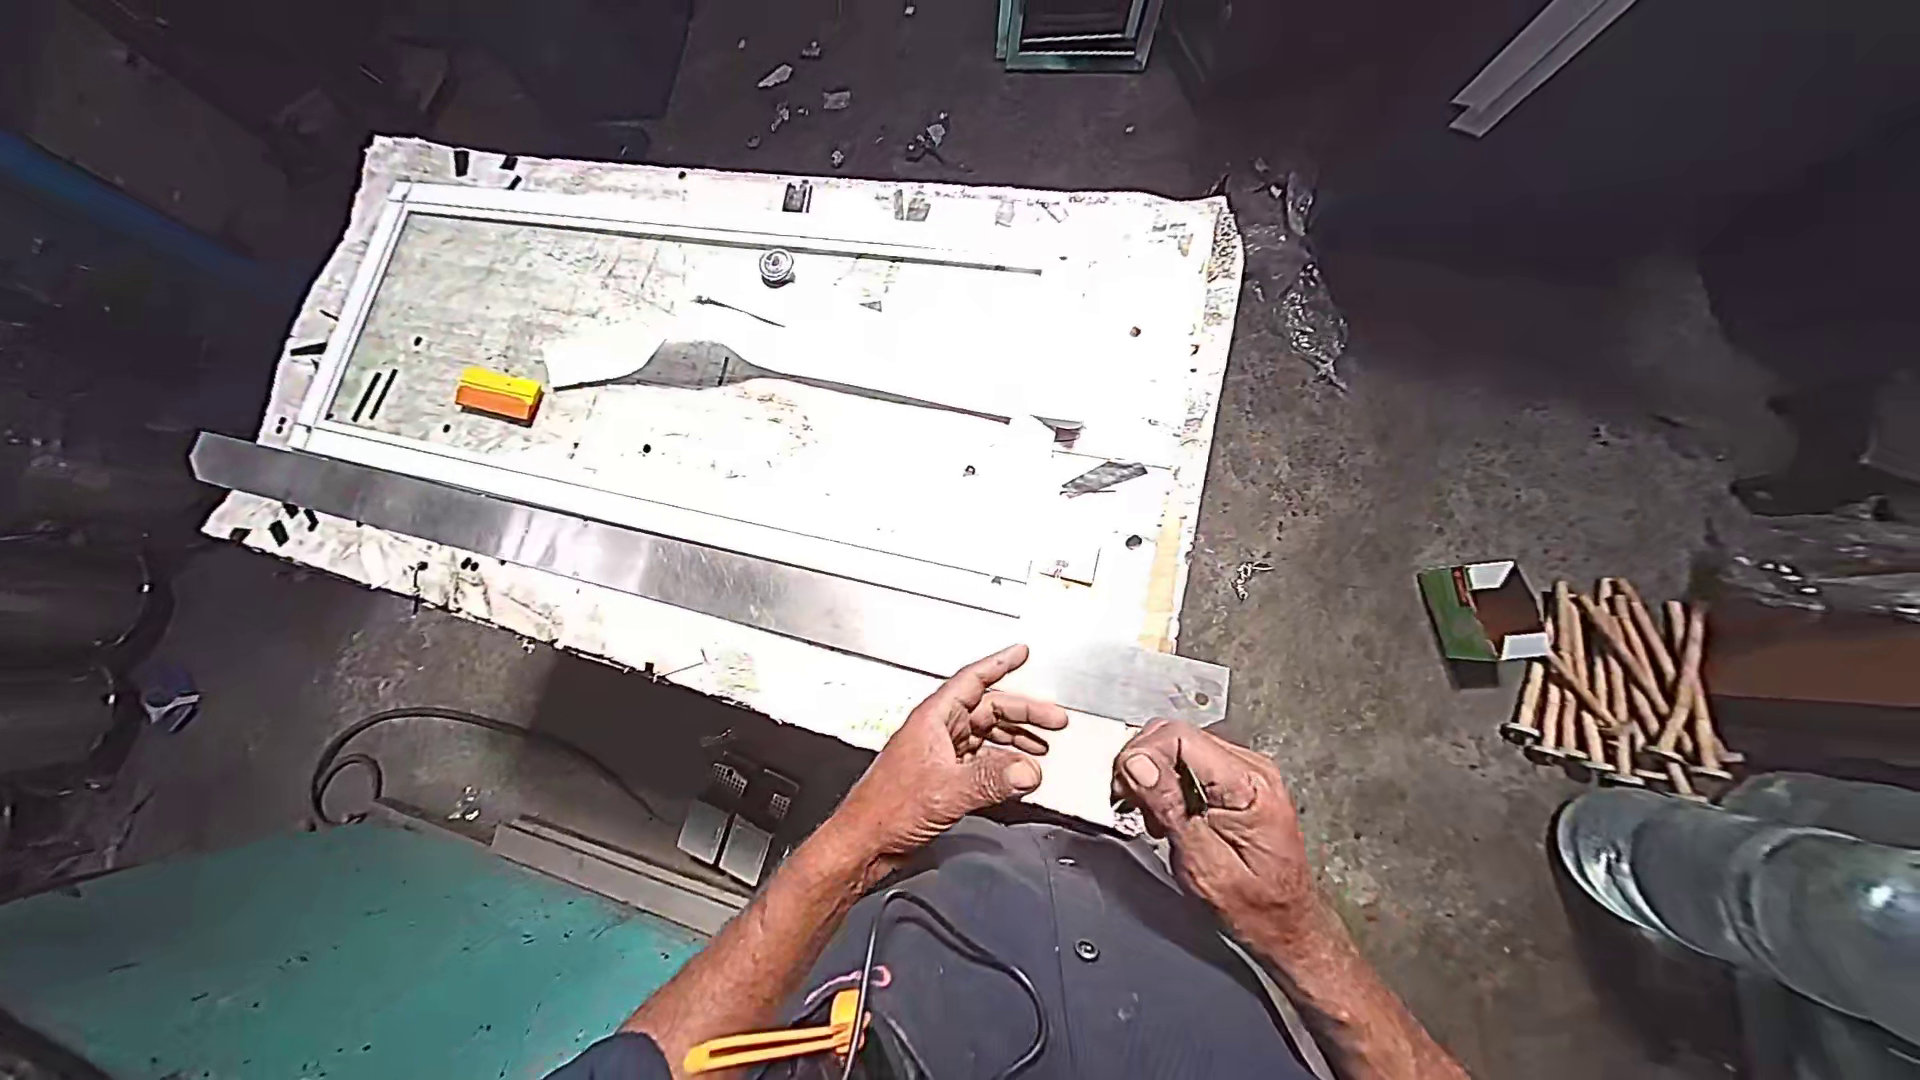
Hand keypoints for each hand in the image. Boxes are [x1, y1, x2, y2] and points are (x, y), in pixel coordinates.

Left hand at [828, 645, 1068, 866]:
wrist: (865, 841)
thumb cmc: (886, 808)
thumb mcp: (946, 789)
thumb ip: (990, 779)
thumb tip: (1027, 769)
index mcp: (934, 718)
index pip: (973, 679)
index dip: (999, 663)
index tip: (1021, 652)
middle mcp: (938, 730)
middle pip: (988, 708)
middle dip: (1022, 712)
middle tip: (1053, 719)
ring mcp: (941, 752)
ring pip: (986, 734)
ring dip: (1015, 738)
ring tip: (1041, 746)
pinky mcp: (943, 775)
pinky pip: (981, 759)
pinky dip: (1002, 763)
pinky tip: (1016, 771)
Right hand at [1112, 719, 1318, 946]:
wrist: (1287, 927)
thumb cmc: (1256, 909)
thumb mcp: (1204, 866)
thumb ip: (1170, 808)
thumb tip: (1138, 763)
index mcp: (1249, 786)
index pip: (1179, 736)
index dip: (1142, 756)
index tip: (1126, 787)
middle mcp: (1250, 768)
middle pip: (1174, 734)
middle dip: (1142, 763)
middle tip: (1131, 801)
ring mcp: (1243, 770)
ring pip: (1176, 743)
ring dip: (1151, 773)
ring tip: (1150, 812)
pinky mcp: (1232, 777)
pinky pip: (1186, 758)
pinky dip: (1164, 779)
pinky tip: (1165, 809)